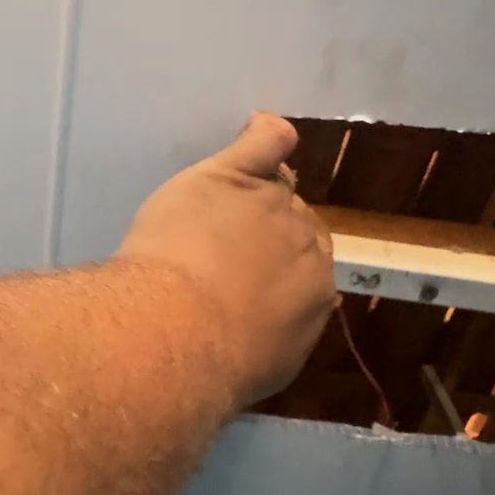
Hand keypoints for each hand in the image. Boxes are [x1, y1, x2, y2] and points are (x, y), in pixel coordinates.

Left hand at [116, 113, 336, 406]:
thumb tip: (273, 325)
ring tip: (223, 203)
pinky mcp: (231, 177)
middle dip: (265, 231)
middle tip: (224, 246)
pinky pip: (260, 146)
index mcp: (315, 292)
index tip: (249, 272)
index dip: (276, 263)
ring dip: (252, 193)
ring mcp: (268, 205)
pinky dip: (263, 137)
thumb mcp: (262, 366)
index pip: (308, 263)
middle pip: (293, 221)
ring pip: (271, 187)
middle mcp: (303, 242)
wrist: (180, 328)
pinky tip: (262, 128)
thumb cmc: (215, 362)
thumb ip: (278, 335)